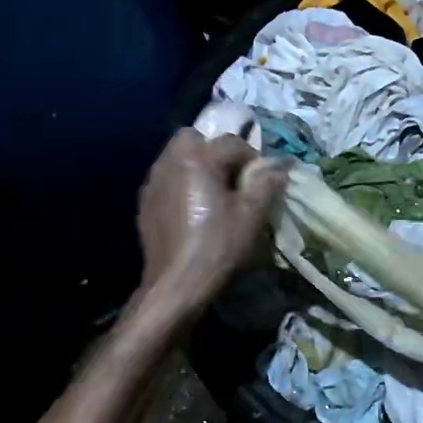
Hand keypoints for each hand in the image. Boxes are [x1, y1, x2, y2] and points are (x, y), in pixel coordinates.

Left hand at [136, 129, 286, 308]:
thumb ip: (266, 182)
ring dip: (196, 166)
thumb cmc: (218, 246)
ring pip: (176, 157)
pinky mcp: (145, 202)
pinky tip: (192, 209)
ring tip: (212, 193)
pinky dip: (181, 183)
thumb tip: (277, 165)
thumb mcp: (251, 215)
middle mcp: (170, 162)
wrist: (176, 283)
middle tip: (231, 178)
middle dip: (215, 151)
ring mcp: (153, 182)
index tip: (261, 181)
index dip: (252, 158)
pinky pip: (166, 179)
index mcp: (198, 159)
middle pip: (194, 138)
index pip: (231, 143)